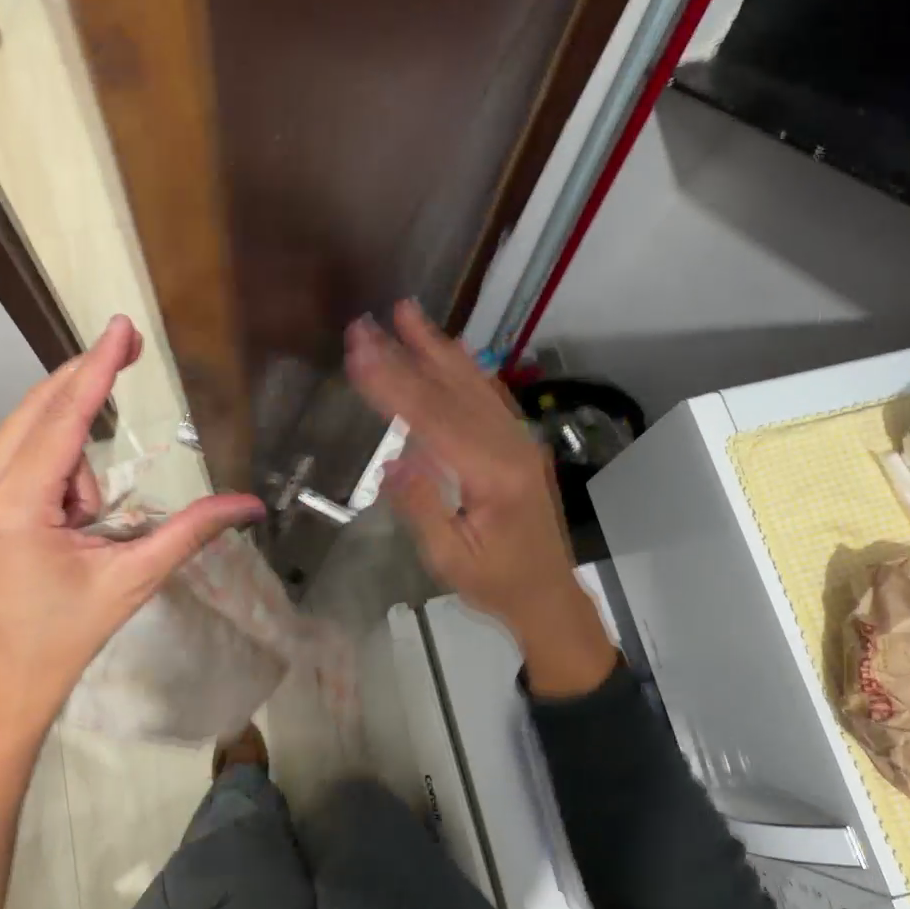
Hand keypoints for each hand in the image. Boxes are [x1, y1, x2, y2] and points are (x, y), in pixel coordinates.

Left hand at [0, 315, 265, 729]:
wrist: (7, 676)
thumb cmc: (68, 633)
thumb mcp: (133, 579)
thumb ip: (190, 531)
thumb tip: (250, 505)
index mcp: (16, 506)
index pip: (65, 418)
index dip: (98, 368)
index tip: (122, 326)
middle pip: (42, 407)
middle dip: (88, 379)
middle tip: (131, 346)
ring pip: (34, 429)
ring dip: (75, 454)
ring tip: (89, 524)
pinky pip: (23, 451)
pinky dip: (57, 462)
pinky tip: (70, 513)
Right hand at [346, 301, 615, 694]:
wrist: (550, 596)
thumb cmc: (497, 584)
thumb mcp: (451, 560)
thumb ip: (423, 508)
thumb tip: (391, 461)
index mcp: (493, 475)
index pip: (433, 419)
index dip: (392, 384)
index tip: (359, 352)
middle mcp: (511, 446)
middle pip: (451, 391)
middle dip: (405, 354)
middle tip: (366, 324)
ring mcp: (520, 440)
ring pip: (473, 384)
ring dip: (435, 347)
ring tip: (405, 312)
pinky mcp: (520, 443)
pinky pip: (490, 396)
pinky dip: (465, 366)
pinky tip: (449, 347)